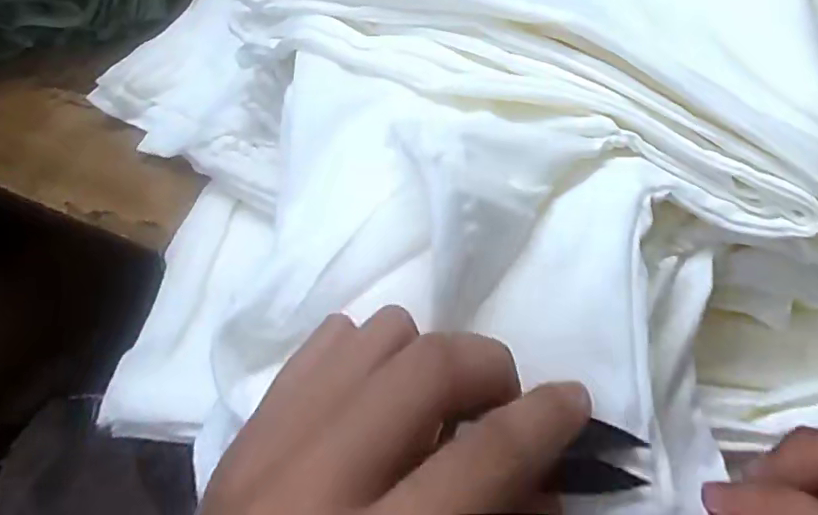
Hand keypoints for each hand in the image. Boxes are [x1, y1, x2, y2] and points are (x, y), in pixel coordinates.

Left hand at [202, 306, 592, 514]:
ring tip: (432, 407)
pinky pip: (323, 343)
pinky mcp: (244, 432)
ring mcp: (267, 447)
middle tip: (503, 402)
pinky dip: (364, 356)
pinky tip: (373, 401)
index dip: (540, 423)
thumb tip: (544, 475)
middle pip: (426, 368)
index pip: (478, 461)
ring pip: (375, 333)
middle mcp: (311, 485)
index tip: (573, 398)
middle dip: (486, 369)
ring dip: (422, 358)